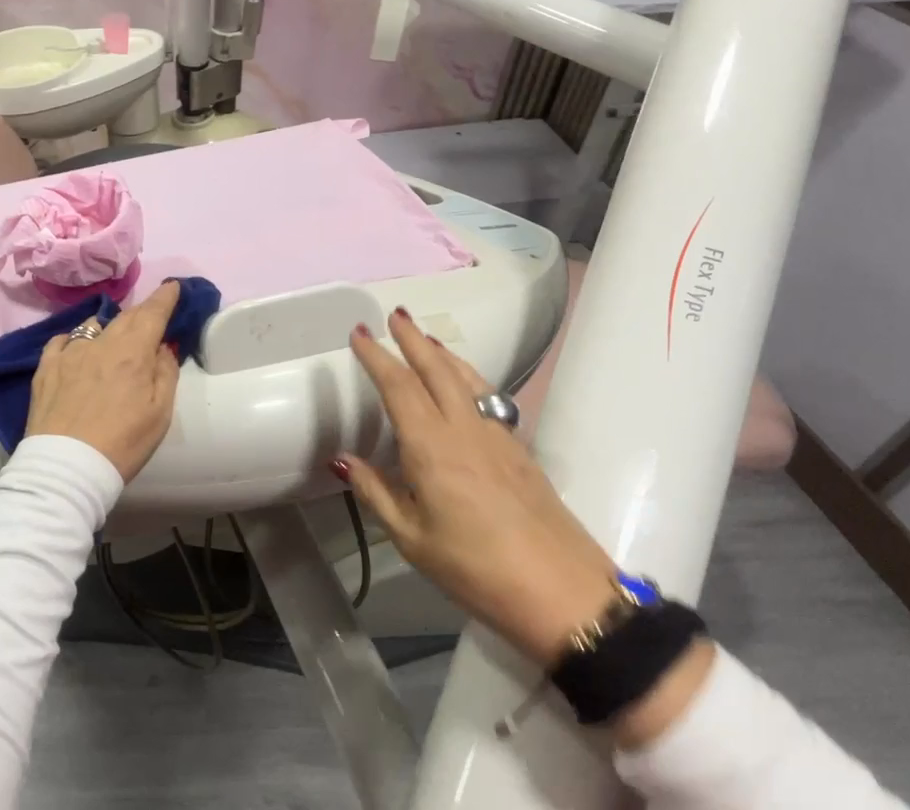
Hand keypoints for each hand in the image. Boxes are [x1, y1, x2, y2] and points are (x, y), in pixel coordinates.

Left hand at [26, 281, 183, 481]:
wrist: (65, 467)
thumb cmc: (122, 444)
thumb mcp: (159, 414)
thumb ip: (165, 373)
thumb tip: (163, 346)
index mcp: (132, 352)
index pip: (152, 313)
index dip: (164, 297)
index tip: (172, 287)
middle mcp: (99, 344)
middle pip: (124, 317)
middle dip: (141, 312)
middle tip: (151, 316)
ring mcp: (68, 353)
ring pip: (92, 326)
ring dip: (108, 326)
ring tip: (114, 337)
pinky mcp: (45, 368)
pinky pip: (62, 341)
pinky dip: (75, 340)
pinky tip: (76, 348)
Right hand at [337, 309, 619, 667]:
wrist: (564, 593)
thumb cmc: (476, 570)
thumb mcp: (412, 539)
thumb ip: (377, 493)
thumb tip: (345, 459)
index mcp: (432, 449)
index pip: (399, 388)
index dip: (377, 358)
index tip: (359, 334)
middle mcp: (465, 431)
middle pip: (437, 371)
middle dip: (412, 340)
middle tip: (393, 315)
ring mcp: (498, 438)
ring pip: (467, 380)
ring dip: (442, 353)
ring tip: (425, 336)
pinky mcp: (519, 452)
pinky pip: (486, 397)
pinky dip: (466, 377)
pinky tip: (462, 383)